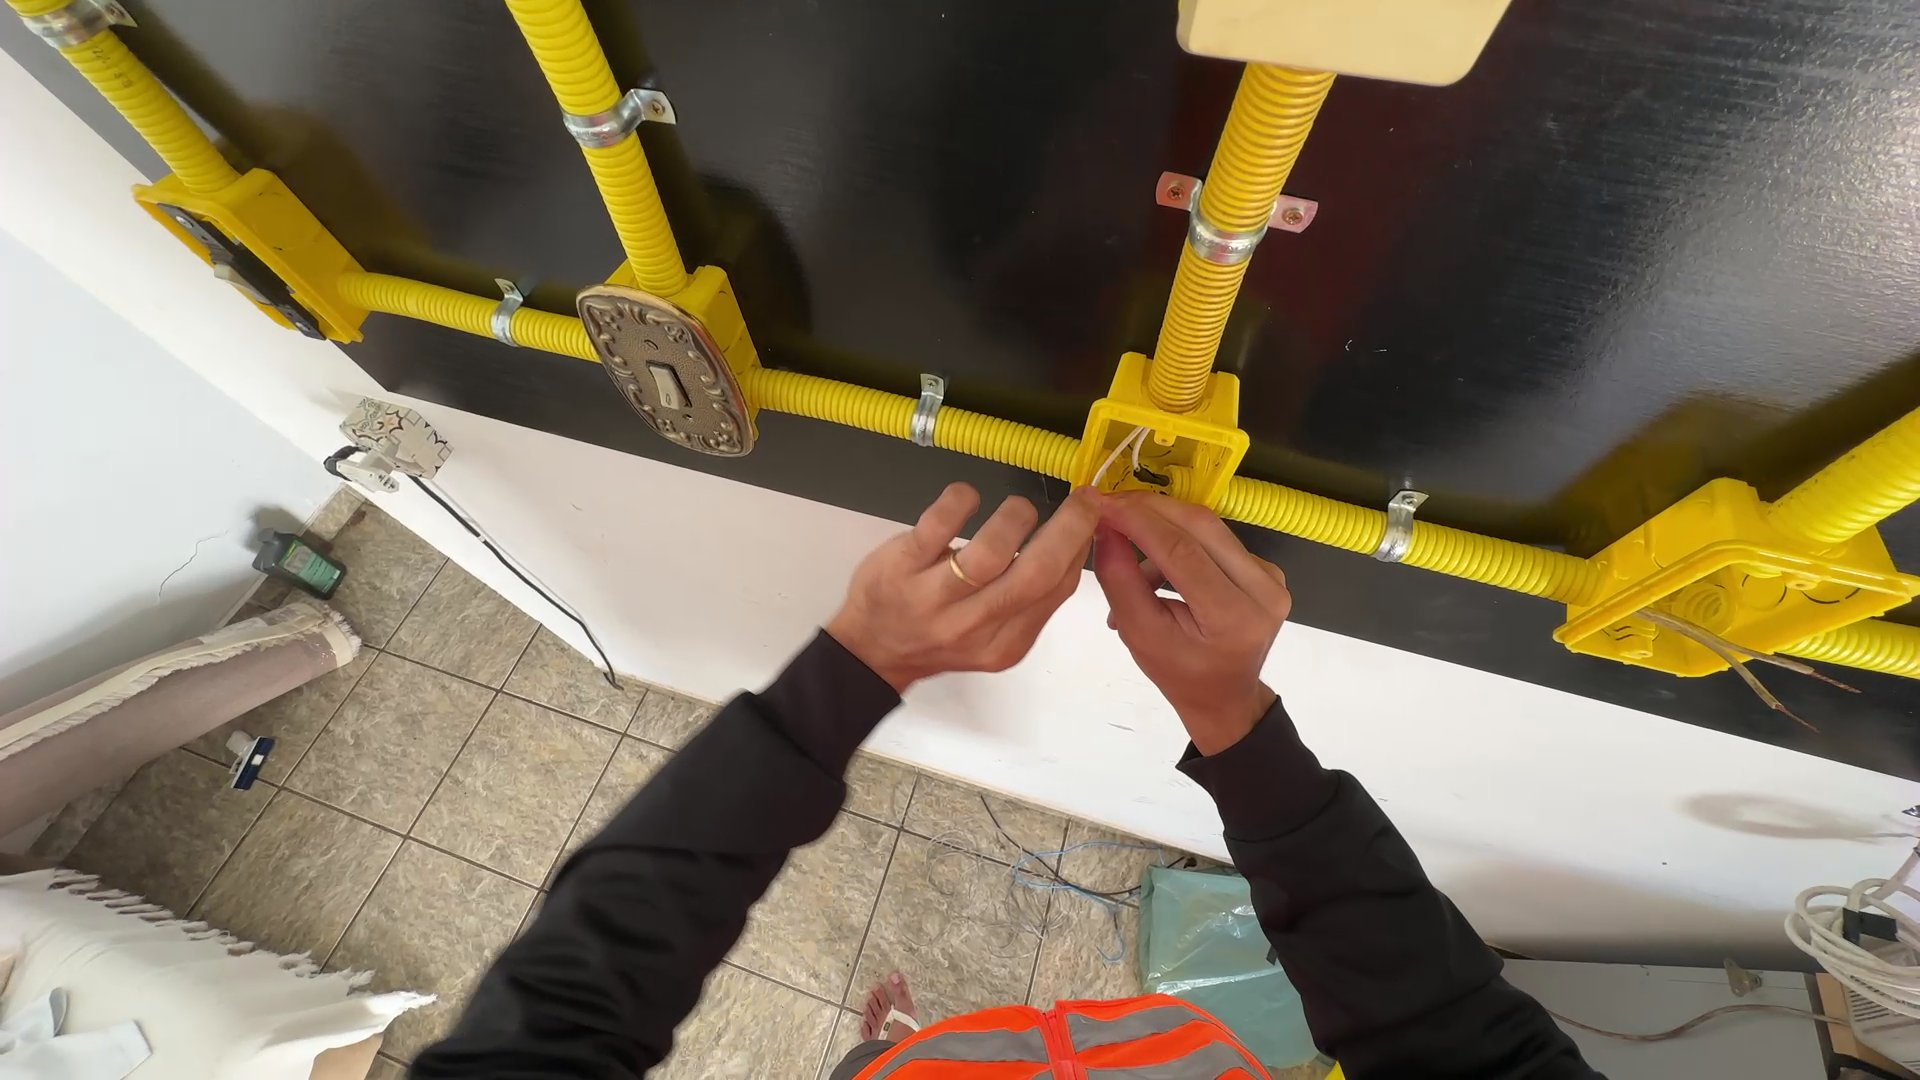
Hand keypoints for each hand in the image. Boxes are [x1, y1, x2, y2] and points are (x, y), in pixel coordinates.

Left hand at [827, 482, 1100, 692]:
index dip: (1080, 547)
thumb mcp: (993, 635)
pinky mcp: (902, 568)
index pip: (1056, 591)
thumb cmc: (940, 633)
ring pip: (990, 554)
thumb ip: (1030, 601)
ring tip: (1017, 509)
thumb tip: (1073, 544)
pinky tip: (967, 497)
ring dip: (1015, 518)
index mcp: (1005, 643)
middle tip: (1082, 498)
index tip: (1090, 516)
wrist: (872, 650)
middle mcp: (974, 626)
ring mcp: (935, 598)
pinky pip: (938, 526)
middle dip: (1068, 529)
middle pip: (1034, 575)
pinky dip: (961, 501)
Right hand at [1093, 492, 1290, 754]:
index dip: (1138, 521)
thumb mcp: (1138, 634)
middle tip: (1108, 505)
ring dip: (1160, 523)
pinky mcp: (1266, 568)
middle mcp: (1264, 590)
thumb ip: (1119, 580)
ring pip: (1208, 526)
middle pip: (1200, 526)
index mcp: (1234, 617)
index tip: (1101, 504)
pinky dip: (1178, 538)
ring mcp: (1271, 576)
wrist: (1224, 696)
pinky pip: (1215, 537)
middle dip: (1149, 508)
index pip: (1181, 551)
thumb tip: (1104, 527)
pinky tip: (1154, 561)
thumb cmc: (1178, 674)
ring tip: (1124, 542)